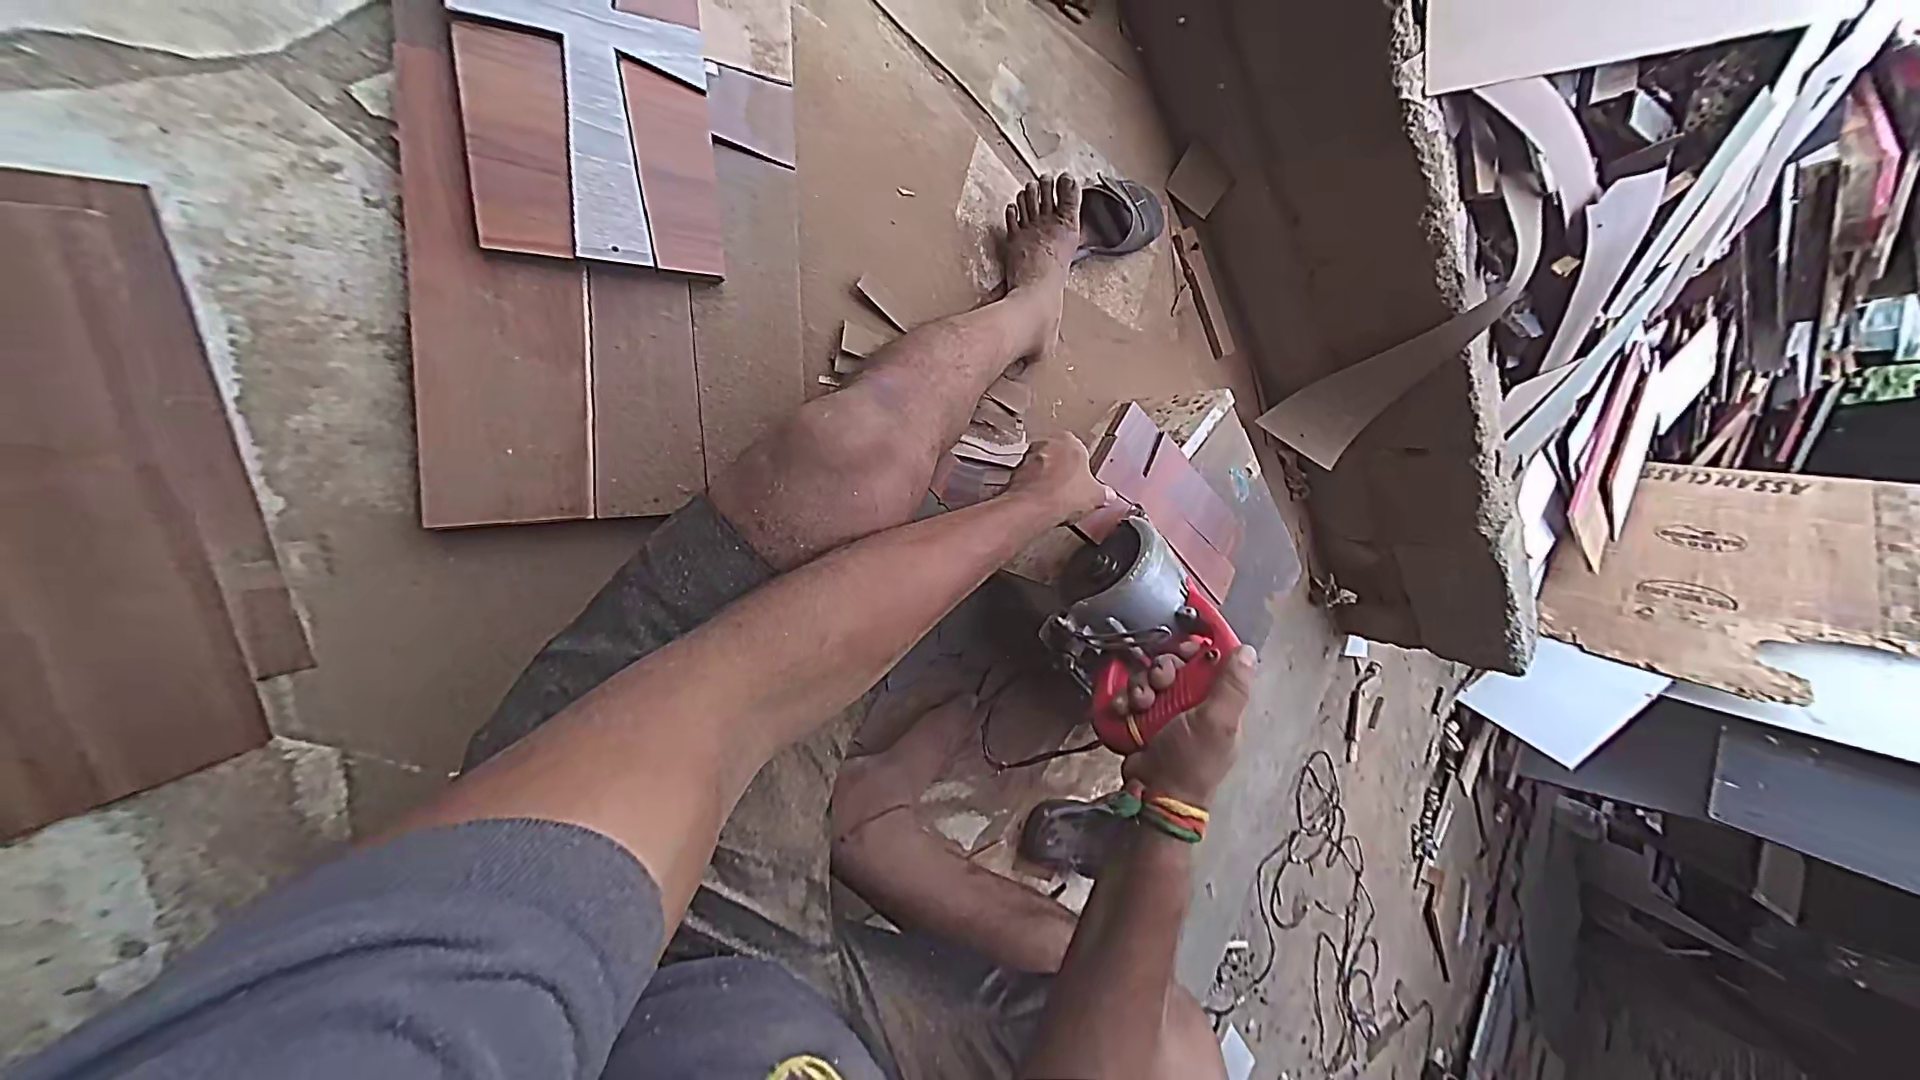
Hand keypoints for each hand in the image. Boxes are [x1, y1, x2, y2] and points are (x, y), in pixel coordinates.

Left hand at [1007, 434, 1112, 521]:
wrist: (1034, 508)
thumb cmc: (1063, 494)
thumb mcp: (1095, 496)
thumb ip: (1103, 492)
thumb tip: (1107, 496)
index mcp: (1070, 440)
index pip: (1079, 449)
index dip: (1082, 467)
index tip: (1083, 479)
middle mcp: (1046, 443)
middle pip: (1057, 455)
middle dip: (1061, 470)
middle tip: (1068, 489)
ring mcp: (1027, 457)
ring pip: (1040, 466)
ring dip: (1045, 478)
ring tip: (1054, 498)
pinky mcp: (1014, 474)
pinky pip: (1027, 480)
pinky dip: (1032, 489)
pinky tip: (1040, 502)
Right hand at [1119, 645, 1255, 807]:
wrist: (1154, 794)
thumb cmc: (1192, 761)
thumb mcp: (1217, 723)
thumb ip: (1232, 687)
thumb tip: (1248, 651)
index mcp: (1217, 701)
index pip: (1207, 660)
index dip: (1193, 651)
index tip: (1183, 653)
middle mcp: (1191, 702)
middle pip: (1173, 664)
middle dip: (1162, 670)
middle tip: (1159, 684)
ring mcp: (1164, 710)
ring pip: (1148, 678)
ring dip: (1140, 687)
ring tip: (1140, 705)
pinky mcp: (1140, 718)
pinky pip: (1129, 695)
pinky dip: (1125, 700)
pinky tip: (1126, 711)